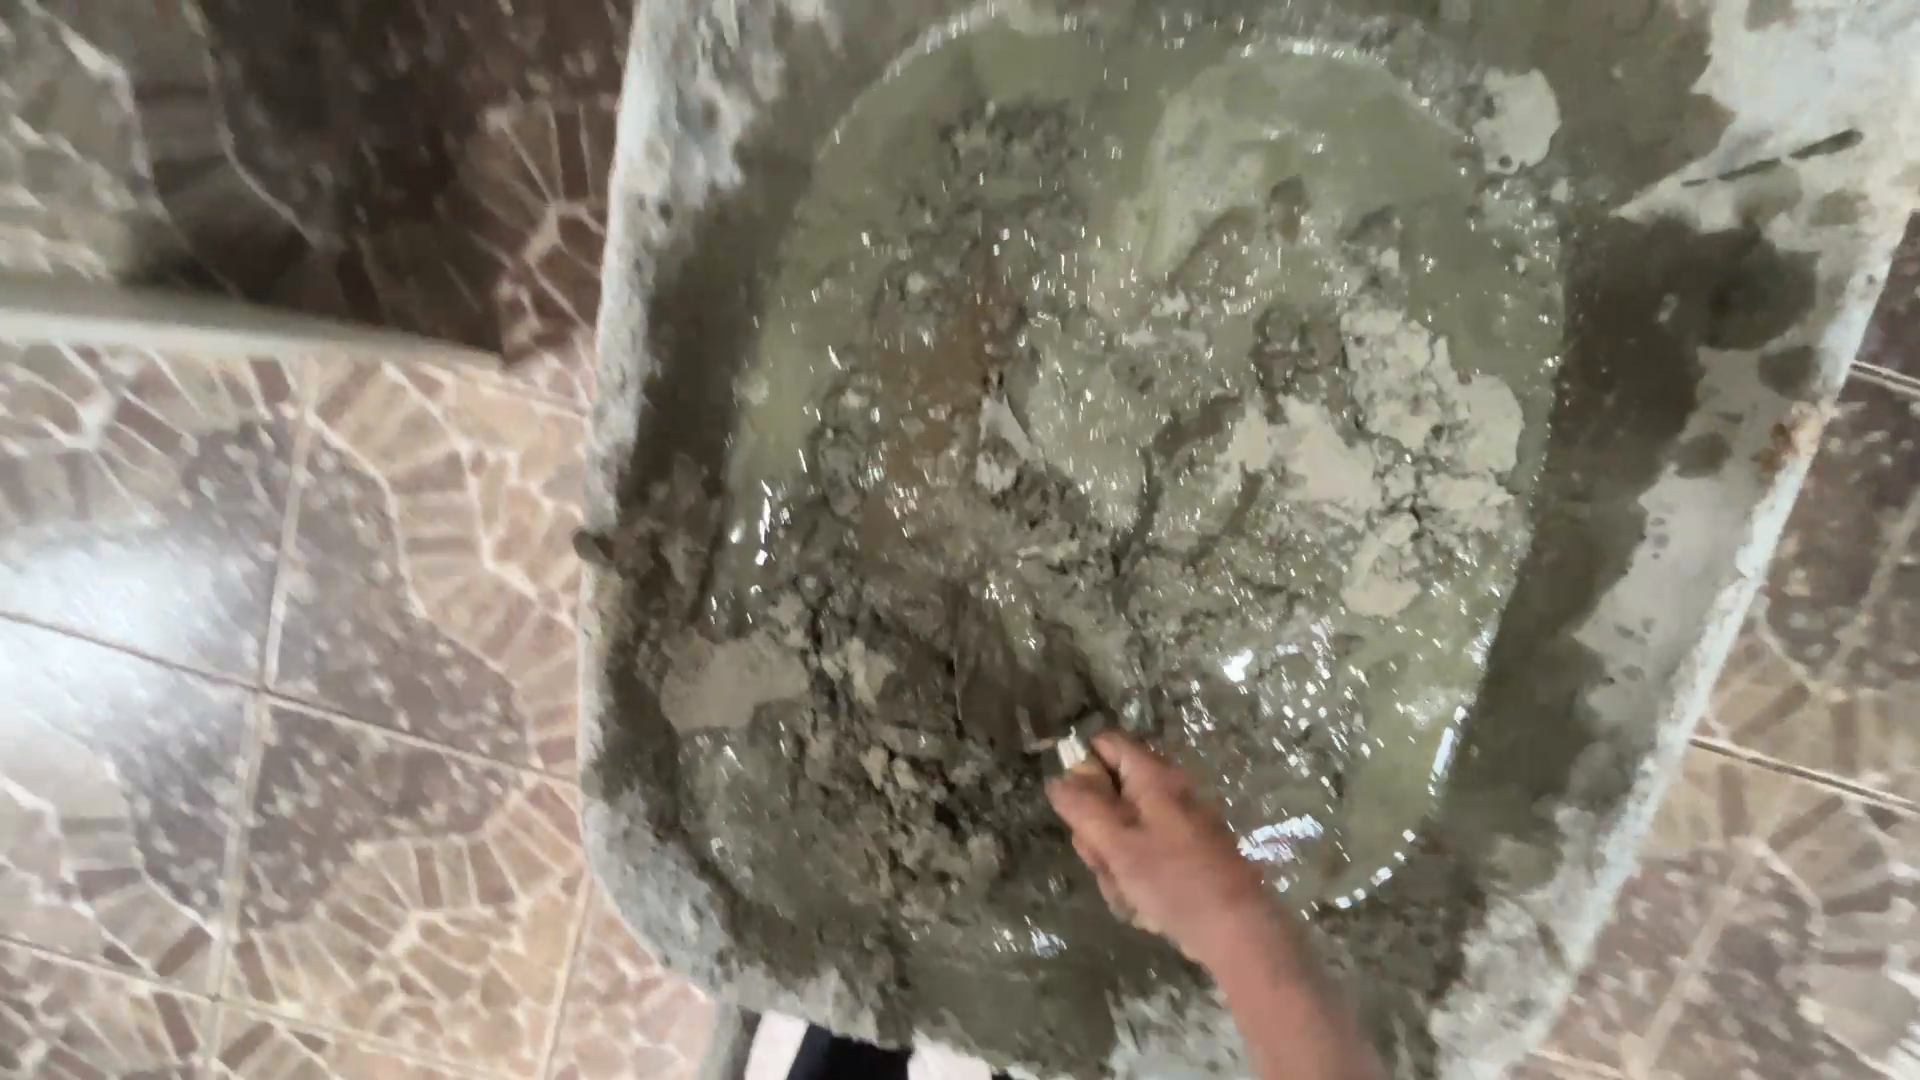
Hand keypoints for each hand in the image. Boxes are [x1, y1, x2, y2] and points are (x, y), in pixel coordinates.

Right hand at [1046, 731, 1275, 966]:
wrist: (1237, 933)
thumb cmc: (1174, 880)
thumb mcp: (1117, 843)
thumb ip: (1082, 807)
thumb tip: (1056, 779)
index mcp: (1153, 776)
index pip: (1106, 744)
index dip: (1082, 766)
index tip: (1072, 805)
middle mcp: (1166, 792)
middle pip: (1109, 793)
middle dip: (1095, 830)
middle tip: (1100, 857)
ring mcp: (1176, 826)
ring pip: (1121, 831)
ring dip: (1112, 861)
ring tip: (1125, 890)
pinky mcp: (1182, 856)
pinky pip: (1141, 857)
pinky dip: (1133, 878)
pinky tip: (1142, 906)